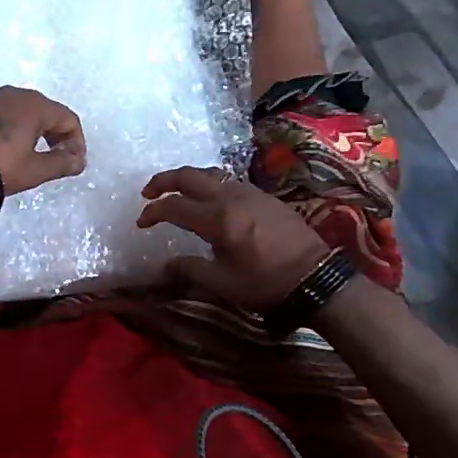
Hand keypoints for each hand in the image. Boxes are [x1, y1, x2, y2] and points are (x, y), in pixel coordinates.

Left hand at [0, 87, 86, 194]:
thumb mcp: (35, 170)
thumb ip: (62, 163)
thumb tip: (79, 161)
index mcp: (35, 105)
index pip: (68, 120)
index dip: (76, 142)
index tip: (72, 164)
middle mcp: (14, 93)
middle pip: (44, 111)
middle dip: (54, 135)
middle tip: (53, 159)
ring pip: (19, 110)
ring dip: (29, 129)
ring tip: (25, 153)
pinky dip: (5, 126)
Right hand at [137, 166, 334, 311]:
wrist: (316, 276)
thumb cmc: (266, 283)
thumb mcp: (222, 283)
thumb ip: (190, 269)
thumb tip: (166, 265)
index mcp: (218, 219)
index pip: (174, 206)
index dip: (153, 212)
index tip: (141, 223)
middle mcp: (231, 197)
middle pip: (189, 176)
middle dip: (164, 181)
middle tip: (148, 193)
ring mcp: (250, 193)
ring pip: (210, 175)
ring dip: (188, 180)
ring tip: (176, 194)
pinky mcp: (264, 197)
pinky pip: (228, 182)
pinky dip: (209, 185)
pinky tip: (209, 201)